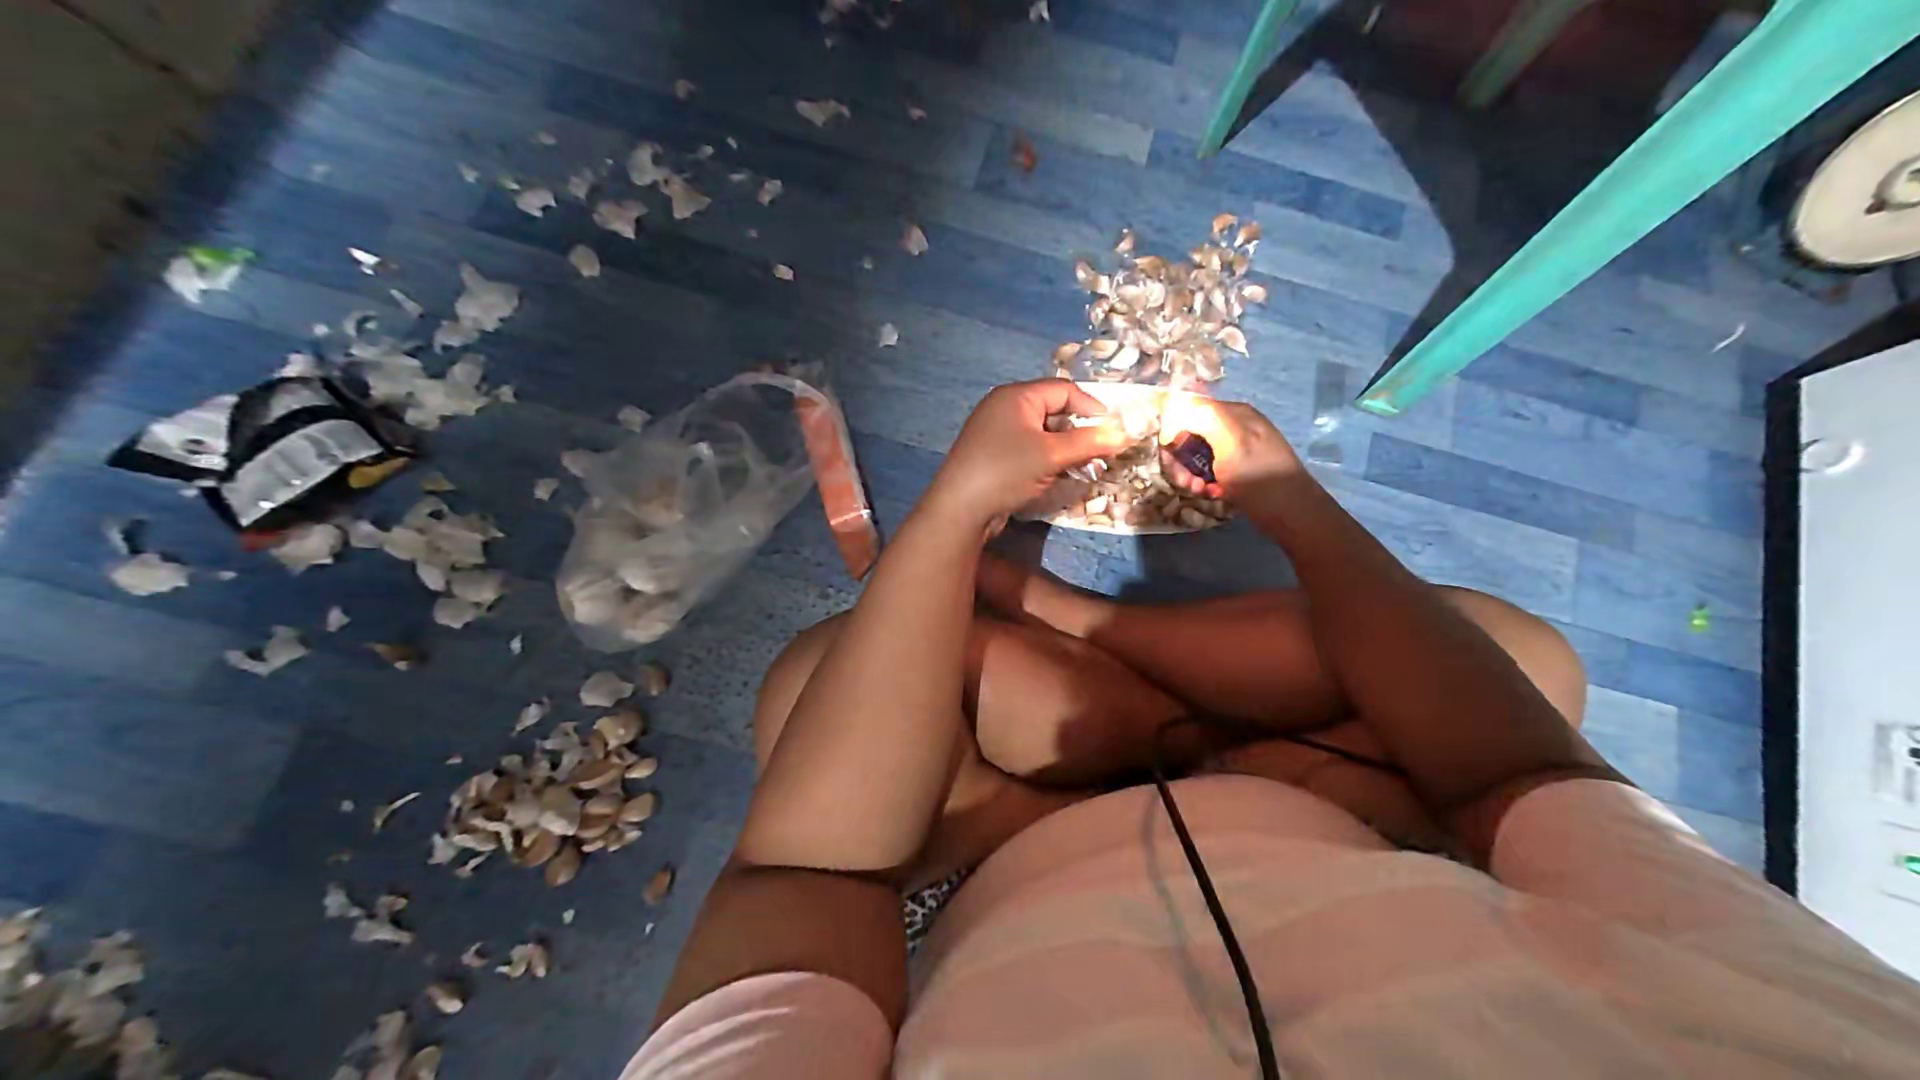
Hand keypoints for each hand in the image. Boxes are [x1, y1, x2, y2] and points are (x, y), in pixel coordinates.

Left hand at [924, 380, 1134, 526]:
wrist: (959, 509)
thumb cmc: (1006, 471)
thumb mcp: (1052, 455)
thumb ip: (1090, 442)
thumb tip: (1124, 433)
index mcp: (1016, 396)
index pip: (1064, 390)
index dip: (1092, 407)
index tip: (1114, 429)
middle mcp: (1004, 408)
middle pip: (1054, 412)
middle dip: (1080, 432)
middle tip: (1103, 452)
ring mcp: (997, 434)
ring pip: (1043, 435)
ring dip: (1066, 449)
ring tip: (1086, 467)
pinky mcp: (994, 457)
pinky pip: (1029, 451)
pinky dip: (1048, 461)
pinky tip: (1060, 477)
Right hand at [1157, 395, 1302, 502]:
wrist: (1288, 511)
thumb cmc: (1257, 475)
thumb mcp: (1231, 440)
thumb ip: (1205, 417)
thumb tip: (1180, 405)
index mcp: (1233, 414)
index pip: (1189, 413)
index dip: (1175, 433)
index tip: (1171, 456)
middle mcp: (1234, 427)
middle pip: (1191, 437)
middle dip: (1182, 460)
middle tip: (1187, 481)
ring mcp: (1236, 450)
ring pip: (1198, 457)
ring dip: (1192, 475)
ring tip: (1200, 490)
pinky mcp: (1238, 470)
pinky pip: (1211, 471)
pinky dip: (1206, 483)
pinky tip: (1212, 493)